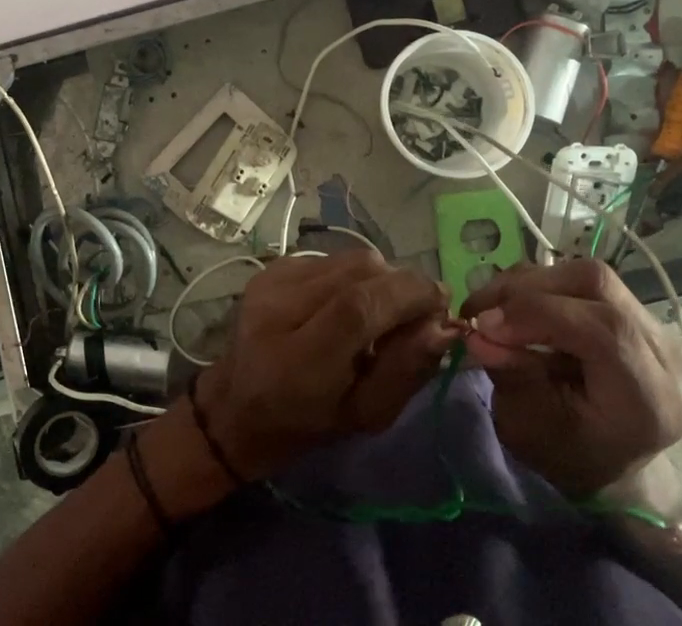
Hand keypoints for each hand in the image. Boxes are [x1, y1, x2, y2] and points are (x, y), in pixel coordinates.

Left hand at [191, 249, 457, 478]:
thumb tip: (444, 325)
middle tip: (416, 312)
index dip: (408, 295)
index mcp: (299, 361)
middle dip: (401, 284)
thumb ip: (406, 370)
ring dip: (378, 279)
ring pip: (348, 259)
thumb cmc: (307, 423)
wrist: (238, 405)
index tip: (441, 303)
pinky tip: (345, 304)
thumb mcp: (366, 415)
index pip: (359, 305)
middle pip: (359, 271)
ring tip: (379, 312)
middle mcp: (278, 310)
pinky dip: (351, 276)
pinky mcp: (269, 269)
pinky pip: (329, 259)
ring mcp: (270, 282)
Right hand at [461, 258, 681, 497]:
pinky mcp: (634, 311)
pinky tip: (515, 308)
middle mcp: (662, 353)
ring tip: (491, 307)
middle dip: (527, 290)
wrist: (611, 462)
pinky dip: (540, 285)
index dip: (537, 315)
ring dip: (528, 284)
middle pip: (596, 285)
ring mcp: (653, 326)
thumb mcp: (529, 430)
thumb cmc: (569, 455)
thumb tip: (478, 335)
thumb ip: (512, 379)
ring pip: (587, 274)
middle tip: (479, 309)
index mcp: (647, 397)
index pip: (603, 329)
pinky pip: (584, 280)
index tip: (482, 326)